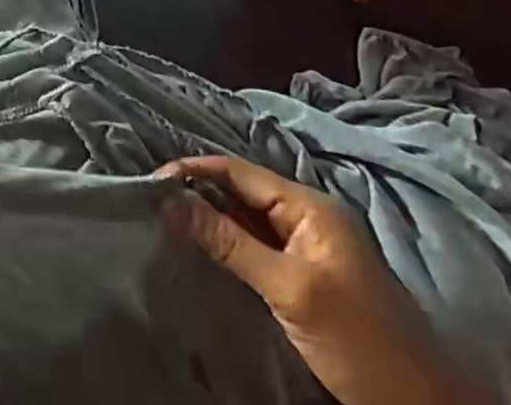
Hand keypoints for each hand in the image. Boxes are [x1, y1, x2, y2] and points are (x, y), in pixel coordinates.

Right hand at [156, 156, 492, 404]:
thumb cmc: (359, 340)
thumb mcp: (289, 288)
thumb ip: (229, 242)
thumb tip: (171, 203)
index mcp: (308, 206)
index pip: (239, 172)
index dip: (194, 171)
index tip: (152, 181)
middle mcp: (305, 216)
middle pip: (240, 191)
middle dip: (197, 192)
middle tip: (152, 202)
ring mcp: (305, 246)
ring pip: (245, 218)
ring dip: (208, 217)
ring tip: (165, 220)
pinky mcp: (301, 274)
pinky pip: (255, 245)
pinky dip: (225, 242)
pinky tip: (200, 247)